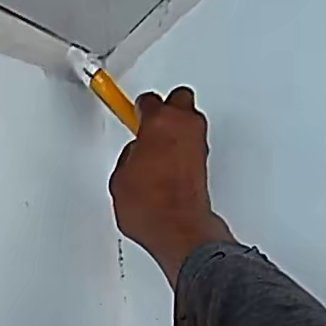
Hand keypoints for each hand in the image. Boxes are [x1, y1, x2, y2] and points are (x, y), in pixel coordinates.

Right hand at [108, 87, 235, 285]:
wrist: (176, 226)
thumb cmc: (152, 205)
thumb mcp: (120, 180)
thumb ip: (128, 158)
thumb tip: (134, 156)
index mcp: (158, 121)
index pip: (146, 101)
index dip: (135, 109)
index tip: (129, 111)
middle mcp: (183, 124)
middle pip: (177, 99)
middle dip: (164, 108)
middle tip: (149, 123)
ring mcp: (198, 141)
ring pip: (189, 118)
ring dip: (176, 127)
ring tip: (158, 146)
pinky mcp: (204, 159)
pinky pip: (192, 142)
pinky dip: (182, 147)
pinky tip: (168, 163)